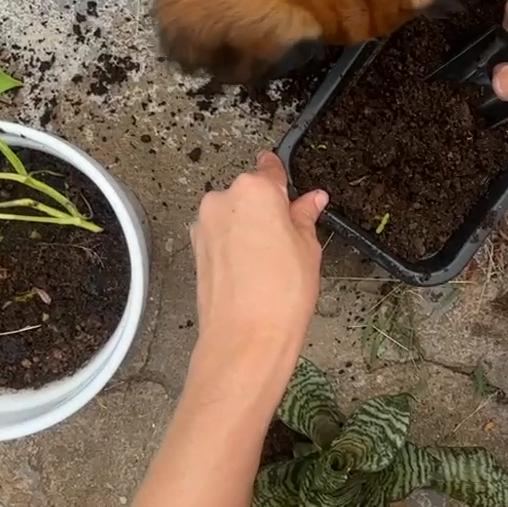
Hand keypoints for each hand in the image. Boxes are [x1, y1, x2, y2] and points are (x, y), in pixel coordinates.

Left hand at [188, 153, 327, 403]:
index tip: (286, 181)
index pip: (270, 168)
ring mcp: (205, 224)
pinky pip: (220, 235)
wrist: (245, 338)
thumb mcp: (307, 248)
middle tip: (287, 237)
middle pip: (250, 193)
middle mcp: (223, 199)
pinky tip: (251, 270)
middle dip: (266, 209)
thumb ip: (305, 217)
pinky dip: (233, 244)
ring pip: (233, 214)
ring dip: (247, 227)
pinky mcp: (195, 247)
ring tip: (269, 261)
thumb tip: (312, 200)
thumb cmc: (281, 294)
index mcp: (255, 190)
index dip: (281, 176)